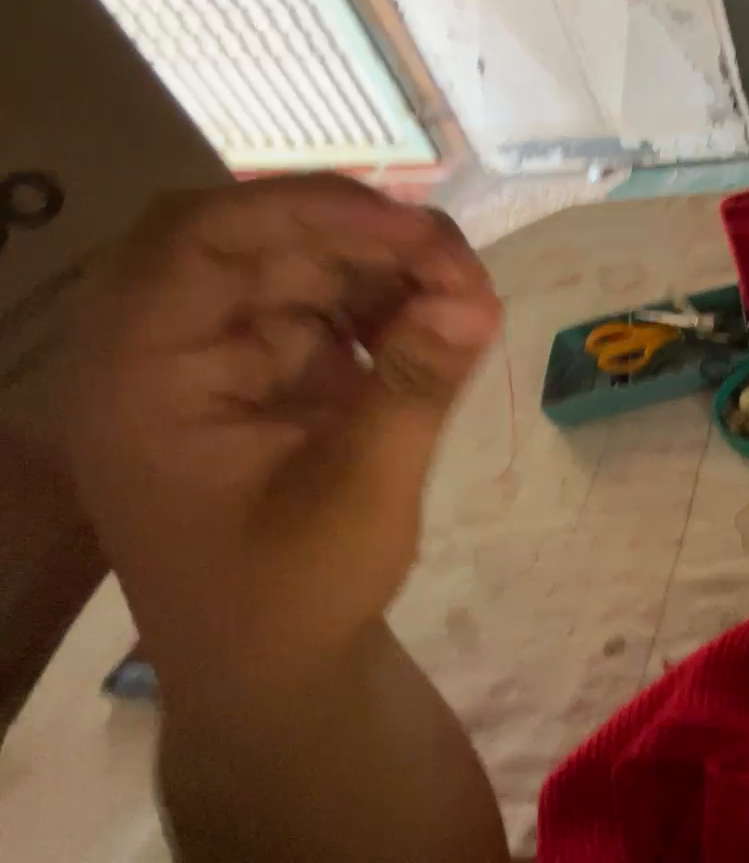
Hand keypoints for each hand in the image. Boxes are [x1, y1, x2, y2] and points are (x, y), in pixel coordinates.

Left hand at [60, 175, 499, 684]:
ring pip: (311, 266)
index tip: (415, 228)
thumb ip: (416, 386)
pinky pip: (342, 309)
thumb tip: (480, 299)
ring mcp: (234, 358)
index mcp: (145, 375)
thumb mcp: (362, 490)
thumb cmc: (295, 591)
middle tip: (465, 268)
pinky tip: (451, 318)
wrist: (281, 661)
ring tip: (472, 293)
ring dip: (395, 266)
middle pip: (264, 241)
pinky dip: (400, 303)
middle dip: (370, 238)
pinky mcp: (286, 374)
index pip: (198, 241)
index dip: (307, 210)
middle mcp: (177, 348)